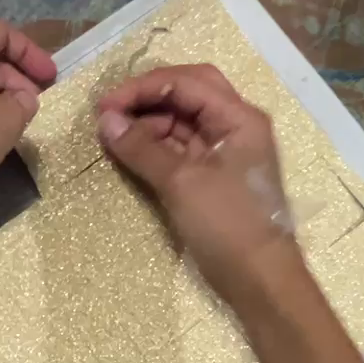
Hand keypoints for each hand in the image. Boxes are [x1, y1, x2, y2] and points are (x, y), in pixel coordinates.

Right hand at [97, 65, 303, 300]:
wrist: (259, 280)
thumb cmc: (228, 225)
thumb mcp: (181, 182)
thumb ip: (141, 147)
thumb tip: (104, 120)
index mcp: (238, 118)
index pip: (185, 82)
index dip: (142, 88)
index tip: (104, 106)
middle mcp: (233, 125)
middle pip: (186, 91)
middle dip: (145, 96)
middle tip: (109, 111)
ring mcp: (223, 149)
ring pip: (179, 117)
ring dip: (146, 120)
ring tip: (112, 134)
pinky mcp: (209, 172)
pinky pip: (177, 144)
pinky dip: (152, 143)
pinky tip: (127, 150)